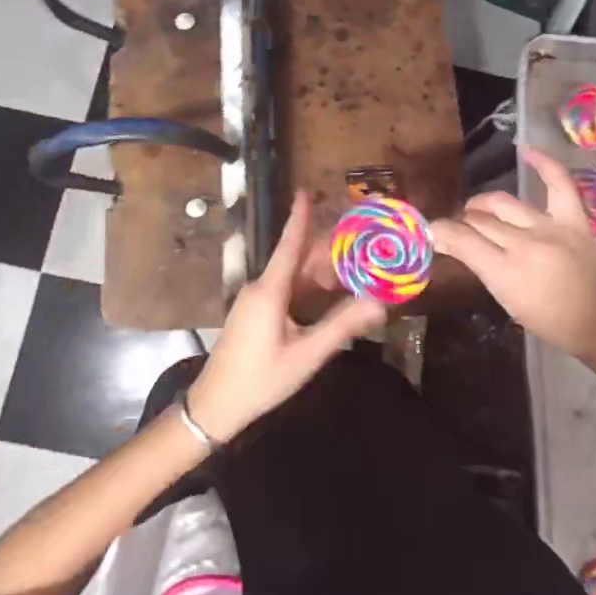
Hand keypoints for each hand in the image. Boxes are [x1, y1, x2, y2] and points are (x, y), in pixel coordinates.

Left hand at [187, 191, 386, 440]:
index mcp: (269, 291)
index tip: (306, 190)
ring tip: (352, 267)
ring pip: (289, 277)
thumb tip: (379, 303)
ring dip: (317, 271)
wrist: (216, 404)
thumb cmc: (261, 379)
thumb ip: (342, 326)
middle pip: (294, 260)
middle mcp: (258, 289)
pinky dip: (305, 288)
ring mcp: (252, 302)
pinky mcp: (252, 316)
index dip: (299, 218)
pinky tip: (326, 293)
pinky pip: (282, 291)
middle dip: (326, 250)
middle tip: (361, 242)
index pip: (289, 245)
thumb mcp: (306, 354)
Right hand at [430, 146, 595, 356]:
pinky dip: (543, 163)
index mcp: (504, 271)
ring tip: (473, 211)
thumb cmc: (552, 323)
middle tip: (453, 229)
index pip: (460, 240)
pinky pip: (558, 183)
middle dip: (459, 222)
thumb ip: (481, 269)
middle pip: (479, 221)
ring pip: (503, 204)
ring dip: (482, 205)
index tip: (428, 232)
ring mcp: (551, 227)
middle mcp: (524, 243)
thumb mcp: (507, 302)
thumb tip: (454, 245)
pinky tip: (525, 150)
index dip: (439, 232)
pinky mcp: (575, 219)